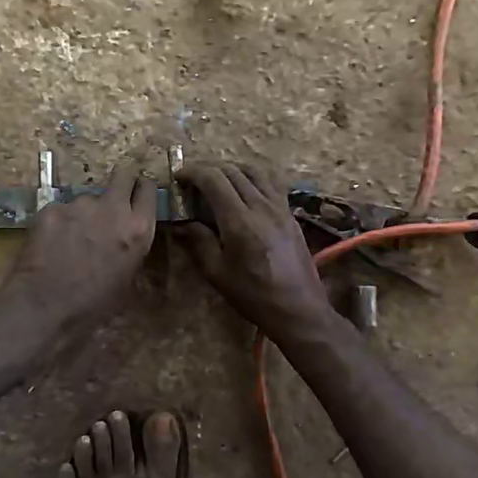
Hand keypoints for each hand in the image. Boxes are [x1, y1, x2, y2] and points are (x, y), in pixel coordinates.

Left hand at [0, 165, 157, 338]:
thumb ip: (130, 248)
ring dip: (83, 214)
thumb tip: (124, 237)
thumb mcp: (126, 279)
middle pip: (122, 175)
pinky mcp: (52, 208)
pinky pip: (60, 210)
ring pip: (86, 198)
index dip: (142, 189)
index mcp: (138, 229)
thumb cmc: (92, 306)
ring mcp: (80, 205)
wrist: (45, 308)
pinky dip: (58, 224)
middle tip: (110, 202)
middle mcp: (112, 209)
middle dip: (119, 183)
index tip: (136, 194)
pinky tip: (49, 246)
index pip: (148, 189)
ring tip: (70, 241)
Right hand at [174, 162, 334, 341]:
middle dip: (208, 170)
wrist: (298, 309)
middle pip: (232, 171)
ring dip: (232, 169)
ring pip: (254, 171)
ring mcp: (280, 207)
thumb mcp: (217, 273)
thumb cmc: (253, 295)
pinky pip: (272, 182)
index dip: (193, 173)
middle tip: (193, 182)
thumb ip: (199, 241)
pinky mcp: (290, 213)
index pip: (213, 179)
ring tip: (218, 181)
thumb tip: (182, 222)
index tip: (179, 179)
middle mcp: (261, 206)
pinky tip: (246, 189)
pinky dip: (254, 176)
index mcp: (239, 221)